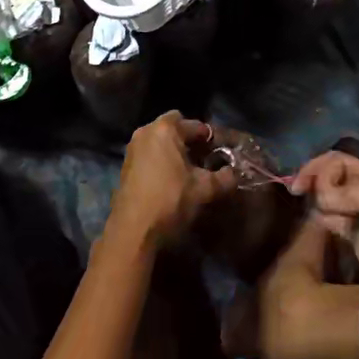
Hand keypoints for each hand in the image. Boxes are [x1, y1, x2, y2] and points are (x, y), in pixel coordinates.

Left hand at [111, 112, 234, 245]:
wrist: (132, 234)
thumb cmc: (171, 201)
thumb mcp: (205, 189)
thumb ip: (225, 177)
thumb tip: (234, 173)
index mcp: (165, 129)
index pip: (195, 125)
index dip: (209, 139)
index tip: (219, 154)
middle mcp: (145, 132)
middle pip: (175, 129)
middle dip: (190, 142)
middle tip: (204, 161)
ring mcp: (132, 150)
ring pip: (160, 143)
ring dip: (174, 153)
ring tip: (189, 173)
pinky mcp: (124, 168)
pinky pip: (149, 156)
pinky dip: (160, 163)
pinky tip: (170, 183)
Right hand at [289, 152, 358, 339]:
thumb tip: (323, 194)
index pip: (342, 161)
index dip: (322, 170)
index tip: (309, 190)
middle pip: (334, 174)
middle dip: (314, 176)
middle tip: (295, 191)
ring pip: (331, 194)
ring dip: (315, 195)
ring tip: (302, 204)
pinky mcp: (358, 239)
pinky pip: (332, 218)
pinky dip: (321, 215)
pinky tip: (317, 222)